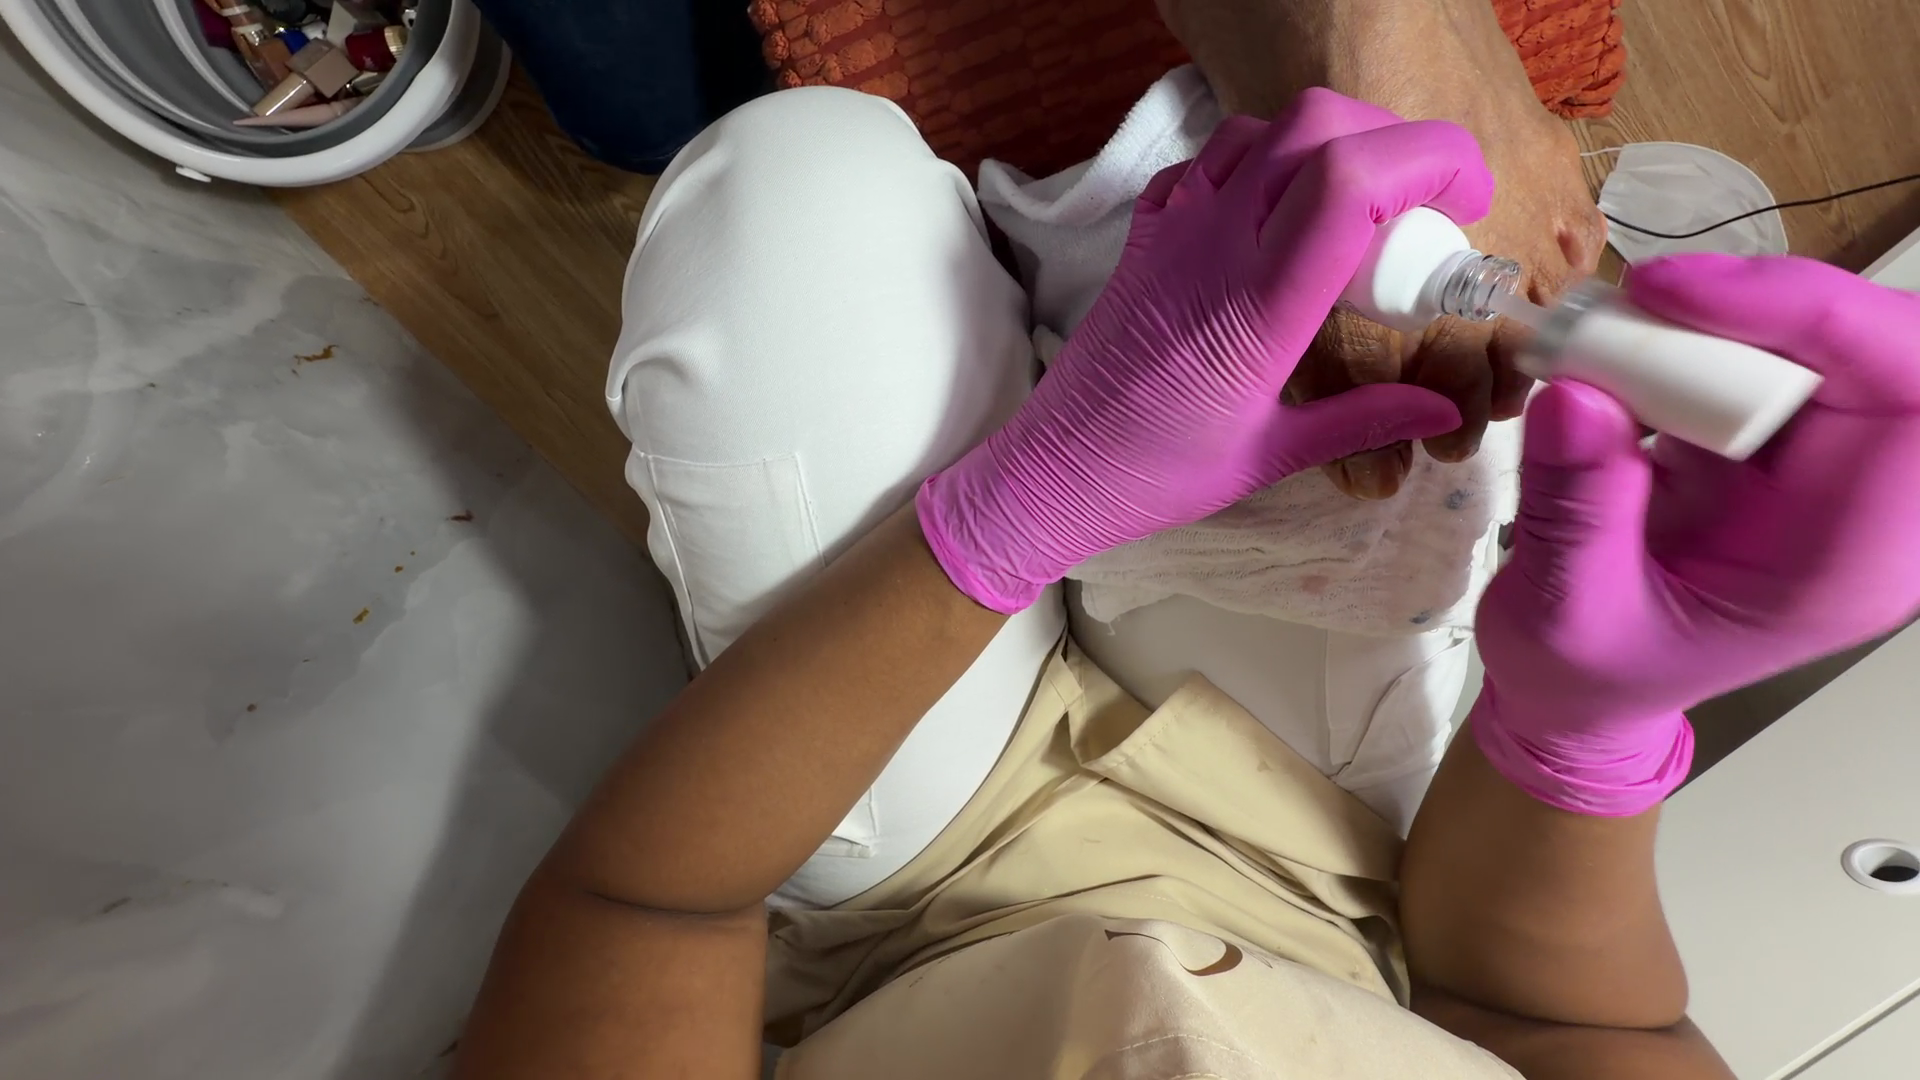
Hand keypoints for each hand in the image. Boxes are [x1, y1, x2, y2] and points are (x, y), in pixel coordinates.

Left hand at [917, 90, 1489, 612]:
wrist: (1053, 472)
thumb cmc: (1153, 476)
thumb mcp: (1267, 457)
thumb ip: (1362, 421)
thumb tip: (1439, 405)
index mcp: (1256, 308)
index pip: (1352, 177)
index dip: (1433, 160)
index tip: (1463, 206)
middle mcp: (1210, 250)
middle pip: (1312, 126)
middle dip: (1388, 139)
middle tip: (1414, 205)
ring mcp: (1166, 238)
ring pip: (1254, 134)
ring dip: (1316, 145)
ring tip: (1345, 206)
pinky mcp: (1138, 244)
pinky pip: (1198, 169)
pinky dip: (1247, 167)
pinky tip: (1260, 218)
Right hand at [1472, 254, 1919, 814]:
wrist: (1577, 695)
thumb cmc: (1576, 674)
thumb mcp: (1562, 608)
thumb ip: (1573, 510)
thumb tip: (1570, 394)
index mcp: (1845, 558)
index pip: (1906, 398)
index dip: (1811, 318)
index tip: (1669, 294)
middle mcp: (1854, 505)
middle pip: (1865, 359)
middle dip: (1744, 317)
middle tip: (1619, 315)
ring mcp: (1804, 478)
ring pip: (1799, 355)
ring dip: (1694, 333)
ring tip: (1591, 345)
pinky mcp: (1750, 461)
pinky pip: (1736, 377)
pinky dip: (1665, 357)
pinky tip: (1601, 372)